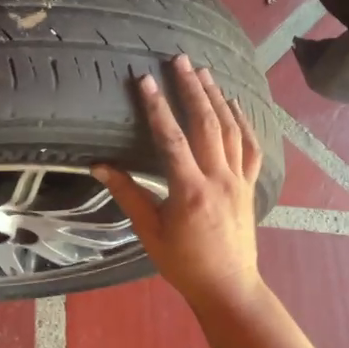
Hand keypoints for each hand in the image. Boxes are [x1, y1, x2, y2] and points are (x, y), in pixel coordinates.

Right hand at [93, 55, 266, 308]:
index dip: (157, 107)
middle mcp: (219, 179)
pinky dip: (244, 122)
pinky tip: (235, 104)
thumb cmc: (182, 262)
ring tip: (203, 72)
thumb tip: (98, 165)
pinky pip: (251, 147)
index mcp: (190, 191)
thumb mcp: (148, 230)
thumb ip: (127, 194)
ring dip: (217, 97)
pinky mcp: (250, 185)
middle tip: (180, 60)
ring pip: (231, 130)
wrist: (228, 287)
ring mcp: (239, 181)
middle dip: (192, 89)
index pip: (172, 139)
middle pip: (207, 124)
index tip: (145, 79)